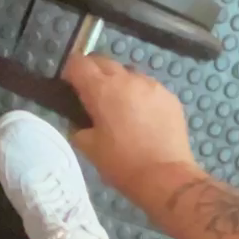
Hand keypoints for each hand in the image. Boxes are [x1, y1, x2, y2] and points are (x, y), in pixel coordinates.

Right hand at [64, 55, 200, 205]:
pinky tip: (141, 117)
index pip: (78, 63)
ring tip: (119, 107)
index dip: (70, 72)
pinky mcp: (169, 96)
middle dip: (93, 72)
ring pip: (127, 73)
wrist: (165, 176)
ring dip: (118, 82)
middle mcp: (126, 79)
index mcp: (101, 90)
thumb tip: (80, 119)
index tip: (69, 86)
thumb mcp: (88, 147)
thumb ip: (78, 126)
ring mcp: (151, 85)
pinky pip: (148, 87)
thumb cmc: (121, 163)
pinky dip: (139, 95)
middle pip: (103, 61)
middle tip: (91, 95)